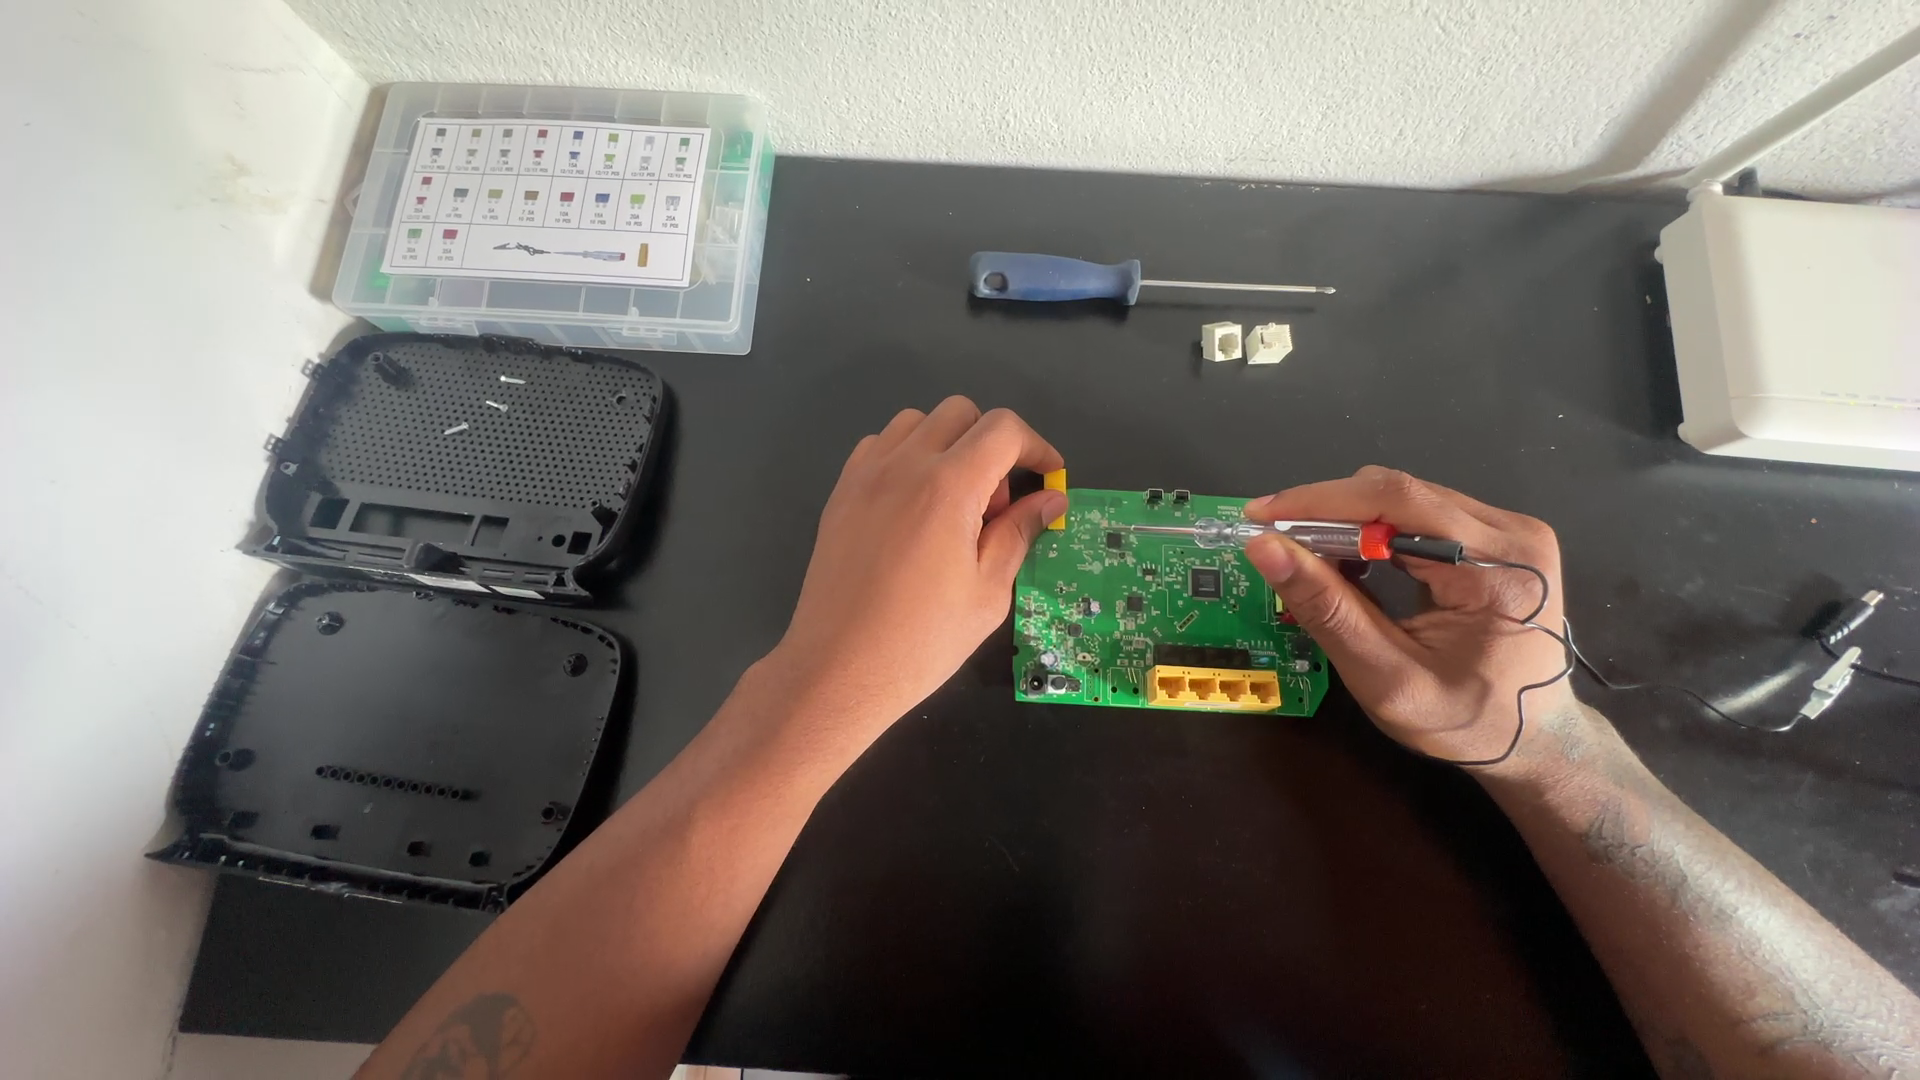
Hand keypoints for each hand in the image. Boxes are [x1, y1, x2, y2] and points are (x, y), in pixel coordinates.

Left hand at [770, 398, 1065, 735]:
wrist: (838, 669)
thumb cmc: (922, 641)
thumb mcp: (987, 592)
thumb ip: (1020, 533)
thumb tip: (1052, 499)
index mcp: (947, 487)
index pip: (1003, 429)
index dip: (1037, 448)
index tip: (1048, 481)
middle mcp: (903, 465)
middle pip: (961, 413)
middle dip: (993, 445)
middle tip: (994, 507)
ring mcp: (865, 474)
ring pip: (917, 422)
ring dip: (947, 446)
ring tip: (951, 504)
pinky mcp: (841, 492)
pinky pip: (879, 445)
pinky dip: (906, 456)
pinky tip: (912, 506)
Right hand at [1242, 467, 1575, 765]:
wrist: (1534, 741)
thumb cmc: (1463, 720)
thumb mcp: (1383, 675)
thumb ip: (1326, 609)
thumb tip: (1263, 548)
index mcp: (1497, 567)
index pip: (1395, 502)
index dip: (1319, 502)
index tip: (1258, 516)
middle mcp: (1510, 532)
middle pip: (1396, 492)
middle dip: (1325, 513)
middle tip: (1274, 544)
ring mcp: (1505, 530)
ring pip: (1400, 497)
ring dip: (1343, 523)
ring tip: (1308, 561)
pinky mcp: (1492, 536)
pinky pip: (1413, 513)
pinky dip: (1367, 532)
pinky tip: (1348, 564)